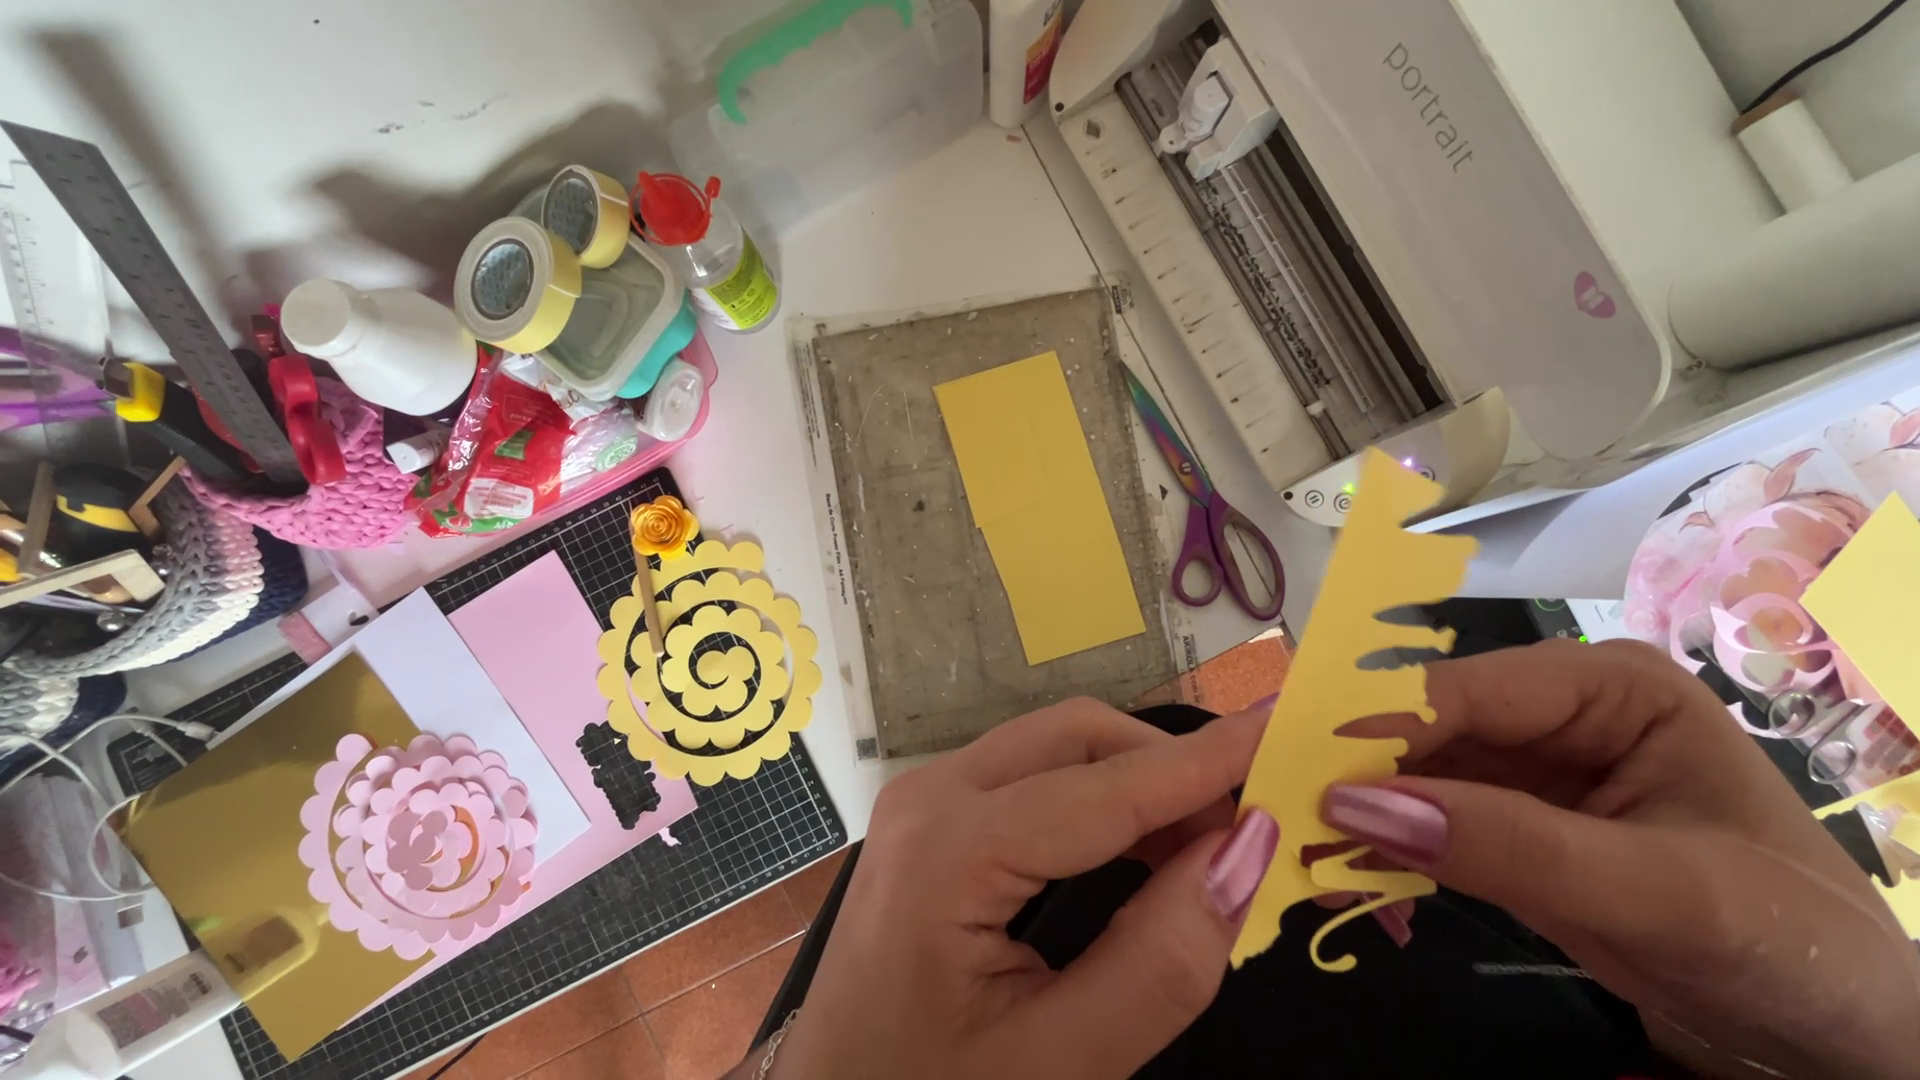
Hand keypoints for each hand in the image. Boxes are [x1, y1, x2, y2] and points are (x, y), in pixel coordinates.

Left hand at [760, 698, 1276, 1079]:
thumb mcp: (1058, 1061)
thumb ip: (1158, 963)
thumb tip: (1244, 851)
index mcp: (948, 849)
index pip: (1104, 786)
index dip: (1204, 760)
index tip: (1282, 727)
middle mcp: (931, 793)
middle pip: (1076, 739)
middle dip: (1168, 767)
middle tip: (1247, 826)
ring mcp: (925, 797)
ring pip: (1056, 748)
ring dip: (1138, 779)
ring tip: (1206, 843)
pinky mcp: (932, 814)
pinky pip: (1032, 776)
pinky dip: (1100, 796)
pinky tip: (1141, 846)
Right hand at [1323, 639, 1919, 1079]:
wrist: (1837, 1043)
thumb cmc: (1788, 947)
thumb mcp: (1663, 895)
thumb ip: (1510, 845)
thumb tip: (1350, 801)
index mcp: (1603, 686)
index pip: (1462, 690)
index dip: (1374, 723)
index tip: (1291, 761)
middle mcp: (1551, 710)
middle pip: (1422, 726)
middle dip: (1353, 768)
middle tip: (1274, 804)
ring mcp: (1522, 767)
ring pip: (1407, 772)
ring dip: (1352, 808)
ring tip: (1287, 839)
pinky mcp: (1501, 820)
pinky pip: (1418, 819)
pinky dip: (1374, 843)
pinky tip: (1331, 866)